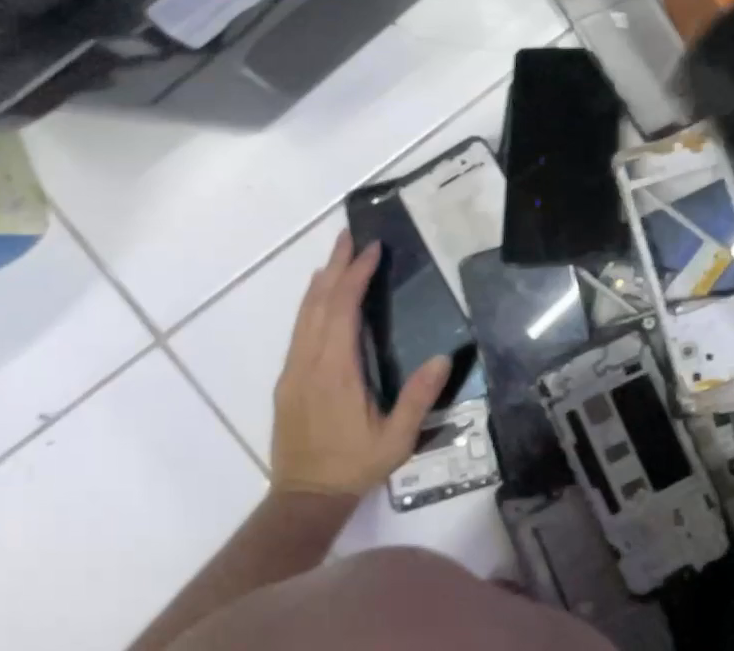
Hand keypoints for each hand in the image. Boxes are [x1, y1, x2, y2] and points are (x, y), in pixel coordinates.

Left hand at [270, 230, 450, 495]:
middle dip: (335, 267)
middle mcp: (309, 365)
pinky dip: (311, 304)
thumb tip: (443, 357)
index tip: (372, 250)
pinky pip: (299, 330)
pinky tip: (320, 296)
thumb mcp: (396, 437)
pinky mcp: (289, 381)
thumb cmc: (355, 465)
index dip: (356, 277)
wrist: (303, 498)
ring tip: (336, 255)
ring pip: (304, 316)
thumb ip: (418, 397)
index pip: (343, 312)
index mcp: (335, 373)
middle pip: (318, 305)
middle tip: (350, 235)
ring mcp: (294, 372)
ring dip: (321, 282)